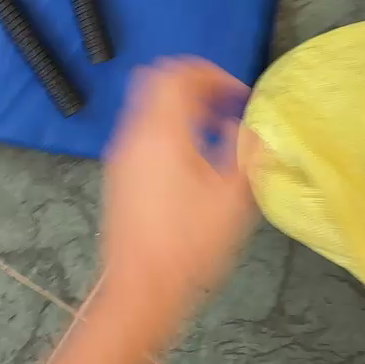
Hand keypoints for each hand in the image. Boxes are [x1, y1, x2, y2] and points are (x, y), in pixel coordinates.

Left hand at [99, 58, 259, 320]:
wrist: (140, 290)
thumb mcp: (233, 199)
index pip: (180, 73)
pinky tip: (192, 159)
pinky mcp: (118, 172)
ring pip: (149, 104)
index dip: (214, 74)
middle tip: (225, 104)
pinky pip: (143, 129)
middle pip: (159, 79)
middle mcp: (135, 133)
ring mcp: (122, 152)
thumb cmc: (190, 246)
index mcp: (163, 131)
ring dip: (182, 105)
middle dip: (195, 83)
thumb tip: (245, 125)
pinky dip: (168, 126)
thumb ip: (244, 151)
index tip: (240, 96)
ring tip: (215, 132)